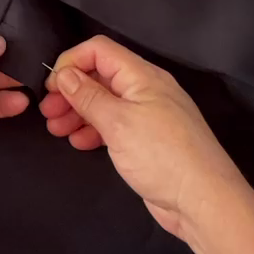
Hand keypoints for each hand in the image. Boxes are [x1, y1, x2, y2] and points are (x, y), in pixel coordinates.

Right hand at [40, 35, 246, 239]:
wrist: (205, 202)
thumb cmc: (161, 155)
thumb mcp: (117, 122)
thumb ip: (87, 96)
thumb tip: (64, 74)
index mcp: (142, 75)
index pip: (99, 50)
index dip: (71, 61)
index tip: (51, 85)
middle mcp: (146, 89)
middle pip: (100, 76)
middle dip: (71, 90)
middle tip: (48, 111)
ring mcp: (149, 115)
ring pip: (105, 102)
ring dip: (78, 111)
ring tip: (56, 129)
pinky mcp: (149, 140)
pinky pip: (115, 124)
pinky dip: (94, 129)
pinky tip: (79, 141)